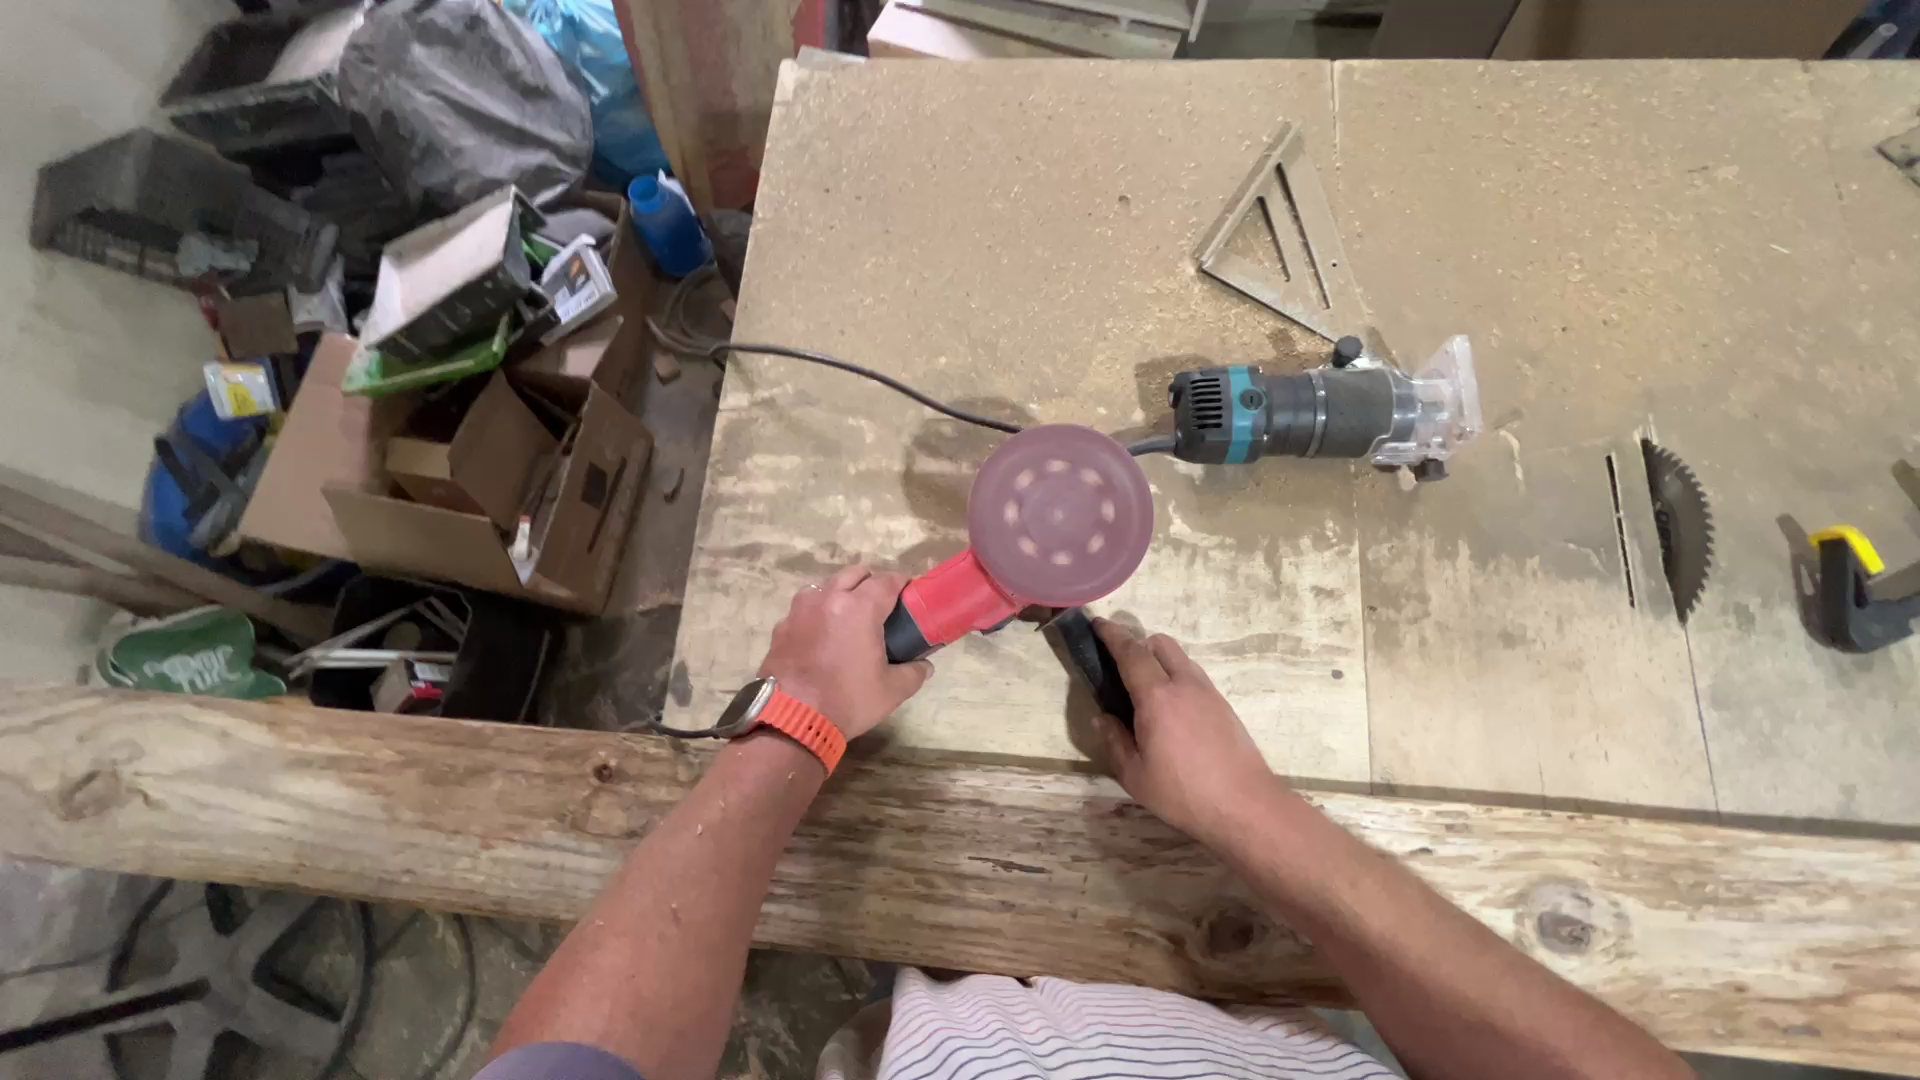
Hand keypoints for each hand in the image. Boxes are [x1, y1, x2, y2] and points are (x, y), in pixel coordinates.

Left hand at [758, 564, 933, 738]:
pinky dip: (818, 612)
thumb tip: (924, 666)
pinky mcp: (781, 626)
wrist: (789, 721)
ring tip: (850, 616)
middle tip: (883, 605)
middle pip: (855, 573)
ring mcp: (800, 610)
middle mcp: (828, 598)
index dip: (902, 584)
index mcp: (859, 608)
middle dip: (872, 582)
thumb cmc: (846, 701)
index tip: (910, 595)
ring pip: (827, 585)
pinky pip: (805, 608)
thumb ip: (913, 673)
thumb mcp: (891, 691)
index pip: (887, 580)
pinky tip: (822, 634)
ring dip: (842, 592)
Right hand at [1092, 618, 1279, 842]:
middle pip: (1159, 644)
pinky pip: (1193, 676)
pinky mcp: (1224, 705)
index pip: (1131, 653)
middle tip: (1120, 665)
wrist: (1246, 806)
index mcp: (1156, 698)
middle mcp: (1184, 685)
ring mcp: (1208, 693)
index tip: (1097, 624)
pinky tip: (1171, 709)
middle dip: (1137, 644)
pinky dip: (1176, 677)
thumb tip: (1103, 718)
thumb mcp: (1135, 775)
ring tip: (1145, 691)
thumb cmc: (1183, 793)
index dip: (1111, 635)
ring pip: (1180, 658)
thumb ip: (1115, 741)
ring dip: (1159, 660)